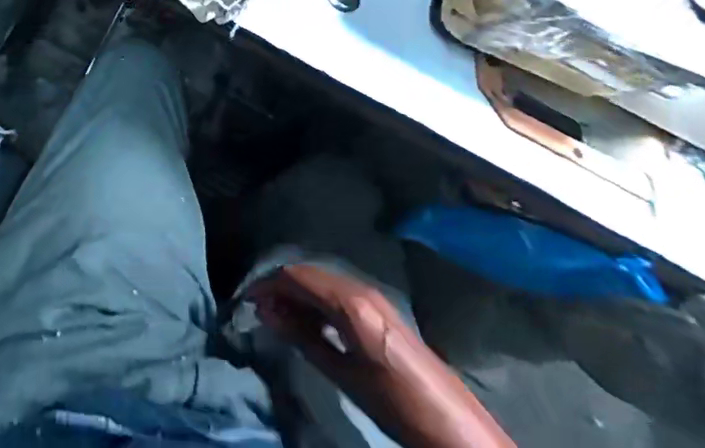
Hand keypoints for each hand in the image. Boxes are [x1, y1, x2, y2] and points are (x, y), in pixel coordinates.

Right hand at [248, 264, 514, 447]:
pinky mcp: (382, 312)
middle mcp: (361, 290)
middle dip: (280, 288)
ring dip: (298, 295)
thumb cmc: (396, 403)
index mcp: (351, 302)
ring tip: (280, 320)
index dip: (267, 285)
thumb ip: (303, 338)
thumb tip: (266, 312)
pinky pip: (338, 294)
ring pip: (322, 283)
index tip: (247, 301)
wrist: (457, 431)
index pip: (296, 276)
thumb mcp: (344, 375)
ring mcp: (375, 299)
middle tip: (261, 312)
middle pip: (308, 274)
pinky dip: (317, 303)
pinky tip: (310, 324)